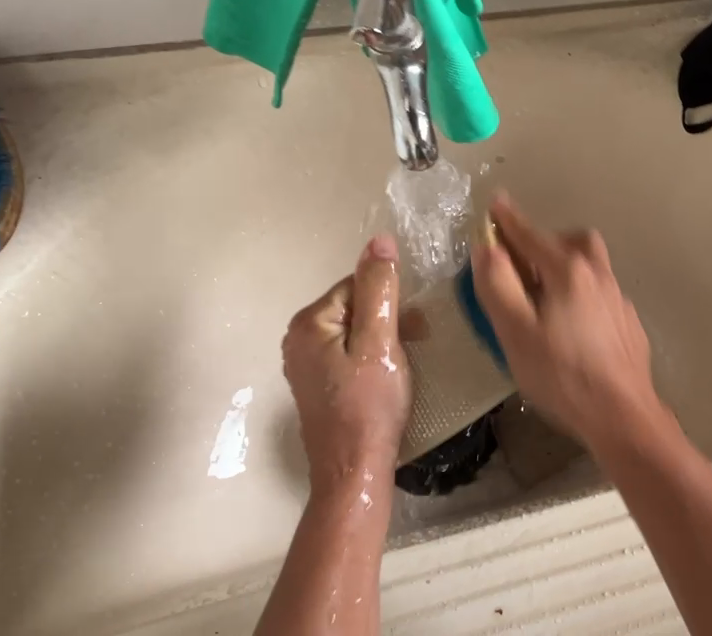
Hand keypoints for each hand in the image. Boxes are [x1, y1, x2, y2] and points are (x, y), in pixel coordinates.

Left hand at [281, 234, 411, 494]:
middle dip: (388, 319)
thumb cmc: (369, 405)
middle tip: (413, 344)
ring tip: (403, 364)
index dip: (390, 301)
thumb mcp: (380, 341)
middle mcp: (298, 339)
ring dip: (385, 339)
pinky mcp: (318, 384)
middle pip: (356, 305)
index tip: (411, 329)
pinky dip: (373, 357)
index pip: (358, 284)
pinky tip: (387, 377)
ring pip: (356, 330)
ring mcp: (306, 364)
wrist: (355, 470)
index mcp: (308, 323)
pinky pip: (350, 352)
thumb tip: (379, 240)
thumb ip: (379, 290)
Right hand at [472, 195, 666, 452]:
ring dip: (565, 265)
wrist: (622, 414)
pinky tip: (569, 324)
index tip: (495, 203)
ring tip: (542, 294)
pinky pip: (599, 291)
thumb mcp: (516, 333)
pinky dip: (580, 292)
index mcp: (569, 270)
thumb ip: (498, 286)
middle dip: (544, 242)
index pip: (532, 235)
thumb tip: (486, 247)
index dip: (509, 220)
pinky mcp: (626, 320)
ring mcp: (617, 297)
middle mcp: (598, 274)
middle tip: (520, 263)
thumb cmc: (562, 374)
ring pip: (590, 264)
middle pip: (571, 241)